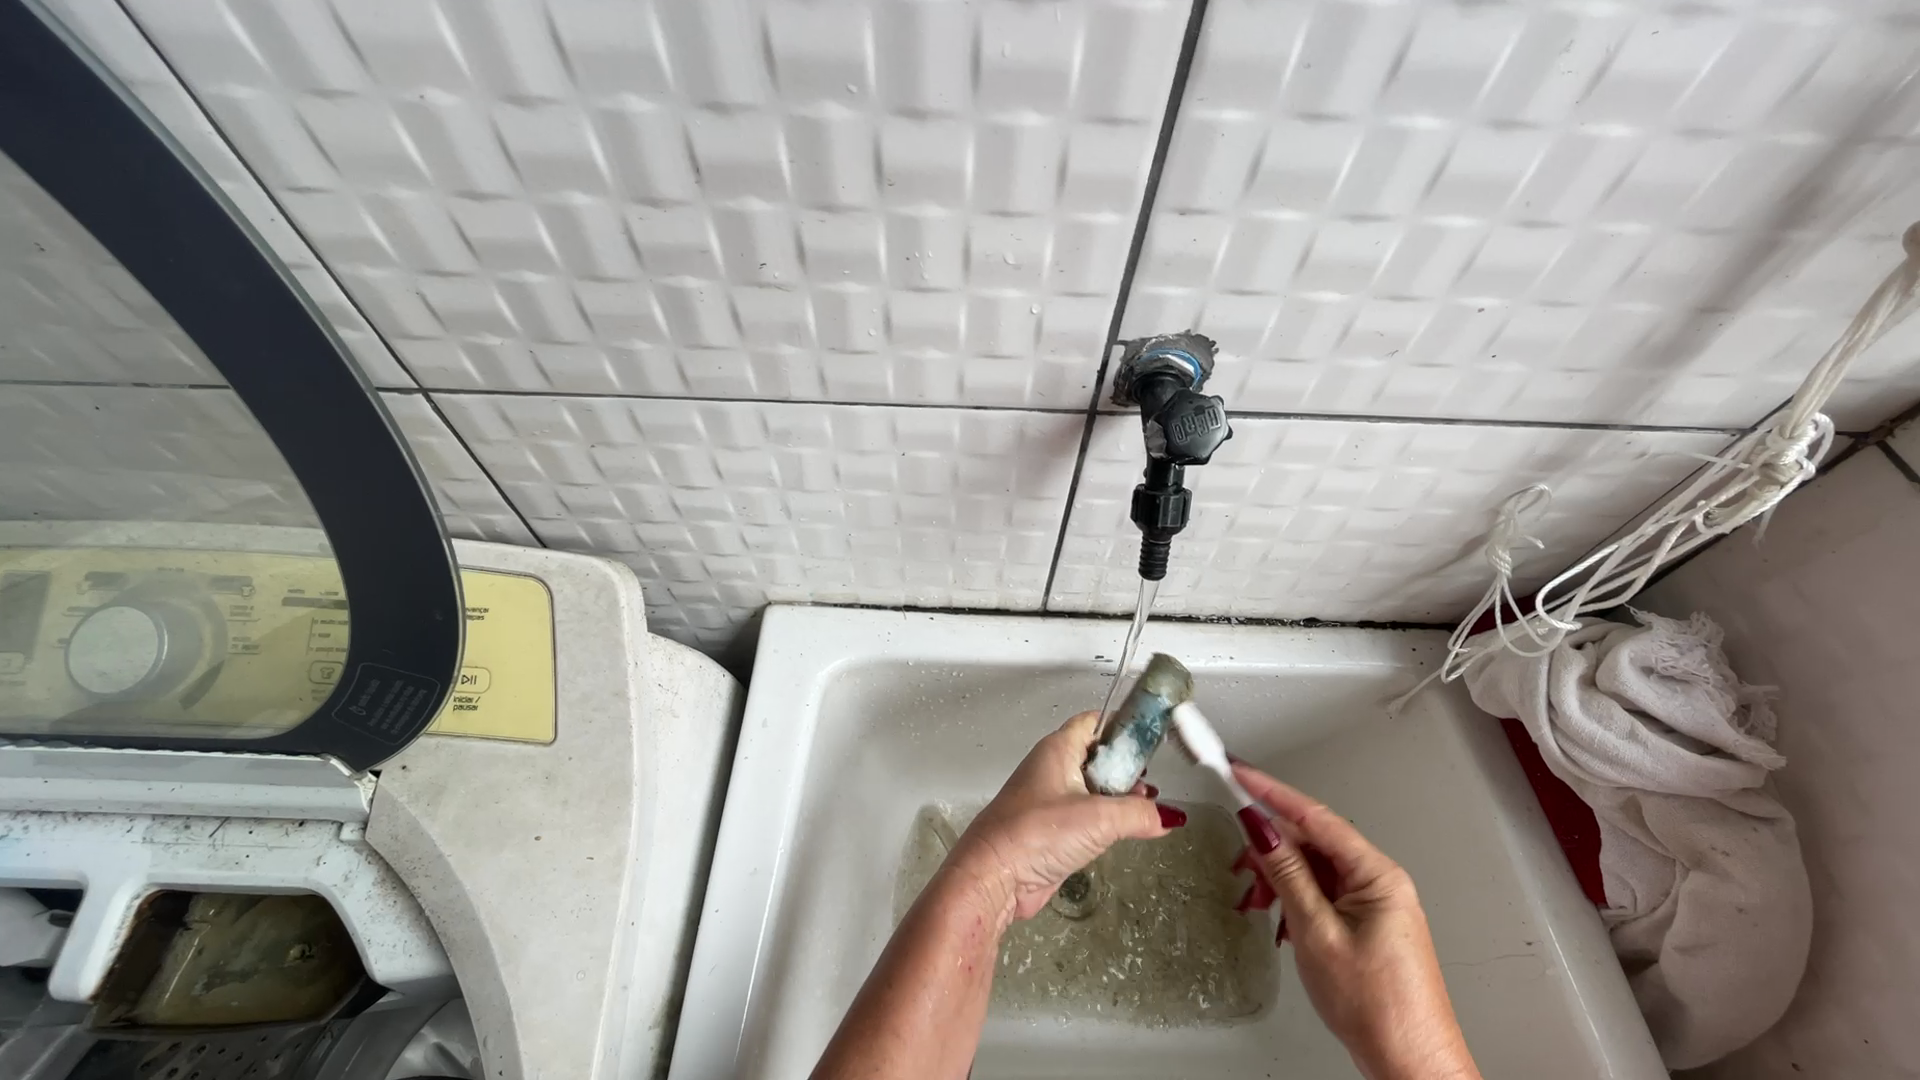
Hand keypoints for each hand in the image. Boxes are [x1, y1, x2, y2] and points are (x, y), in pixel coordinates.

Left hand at [943, 710, 1184, 923]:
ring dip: (1119, 796)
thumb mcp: (1099, 818)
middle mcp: (1053, 769)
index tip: (1152, 736)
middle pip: (1097, 754)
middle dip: (1126, 766)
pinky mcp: (1052, 829)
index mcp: (1058, 749)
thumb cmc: (1034, 834)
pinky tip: (1128, 829)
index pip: (1094, 722)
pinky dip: (1108, 819)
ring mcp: (1051, 799)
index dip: (1123, 725)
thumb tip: (1168, 816)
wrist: (995, 877)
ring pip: (1093, 786)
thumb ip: (1139, 814)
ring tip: (1147, 805)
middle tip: (1151, 778)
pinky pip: (1087, 814)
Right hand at [1232, 762, 1480, 1079]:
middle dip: (1269, 848)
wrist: (1413, 1067)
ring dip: (1277, 877)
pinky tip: (1276, 917)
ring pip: (1312, 867)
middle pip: (1312, 841)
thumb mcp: (1316, 931)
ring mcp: (1372, 902)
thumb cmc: (1377, 1007)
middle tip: (1237, 859)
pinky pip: (1320, 891)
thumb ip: (1286, 872)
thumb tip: (1259, 827)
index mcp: (1377, 875)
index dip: (1271, 791)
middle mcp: (1378, 881)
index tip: (1238, 771)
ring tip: (1255, 901)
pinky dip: (1291, 897)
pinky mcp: (1364, 922)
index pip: (1315, 816)